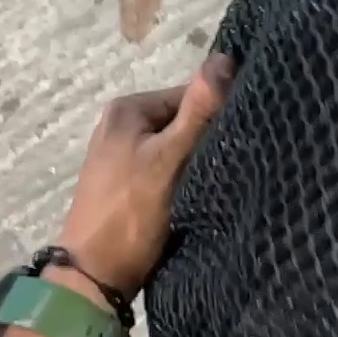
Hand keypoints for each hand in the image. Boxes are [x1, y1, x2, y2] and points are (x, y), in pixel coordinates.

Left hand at [57, 55, 234, 295]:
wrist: (95, 276)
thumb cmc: (130, 215)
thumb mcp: (168, 160)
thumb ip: (197, 113)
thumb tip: (225, 59)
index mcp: (127, 109)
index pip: (189, 95)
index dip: (218, 115)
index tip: (242, 140)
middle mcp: (121, 126)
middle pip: (182, 123)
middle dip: (207, 143)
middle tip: (232, 167)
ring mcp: (122, 158)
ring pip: (176, 151)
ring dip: (197, 166)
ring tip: (217, 185)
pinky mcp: (127, 187)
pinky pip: (165, 173)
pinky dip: (182, 183)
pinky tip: (196, 199)